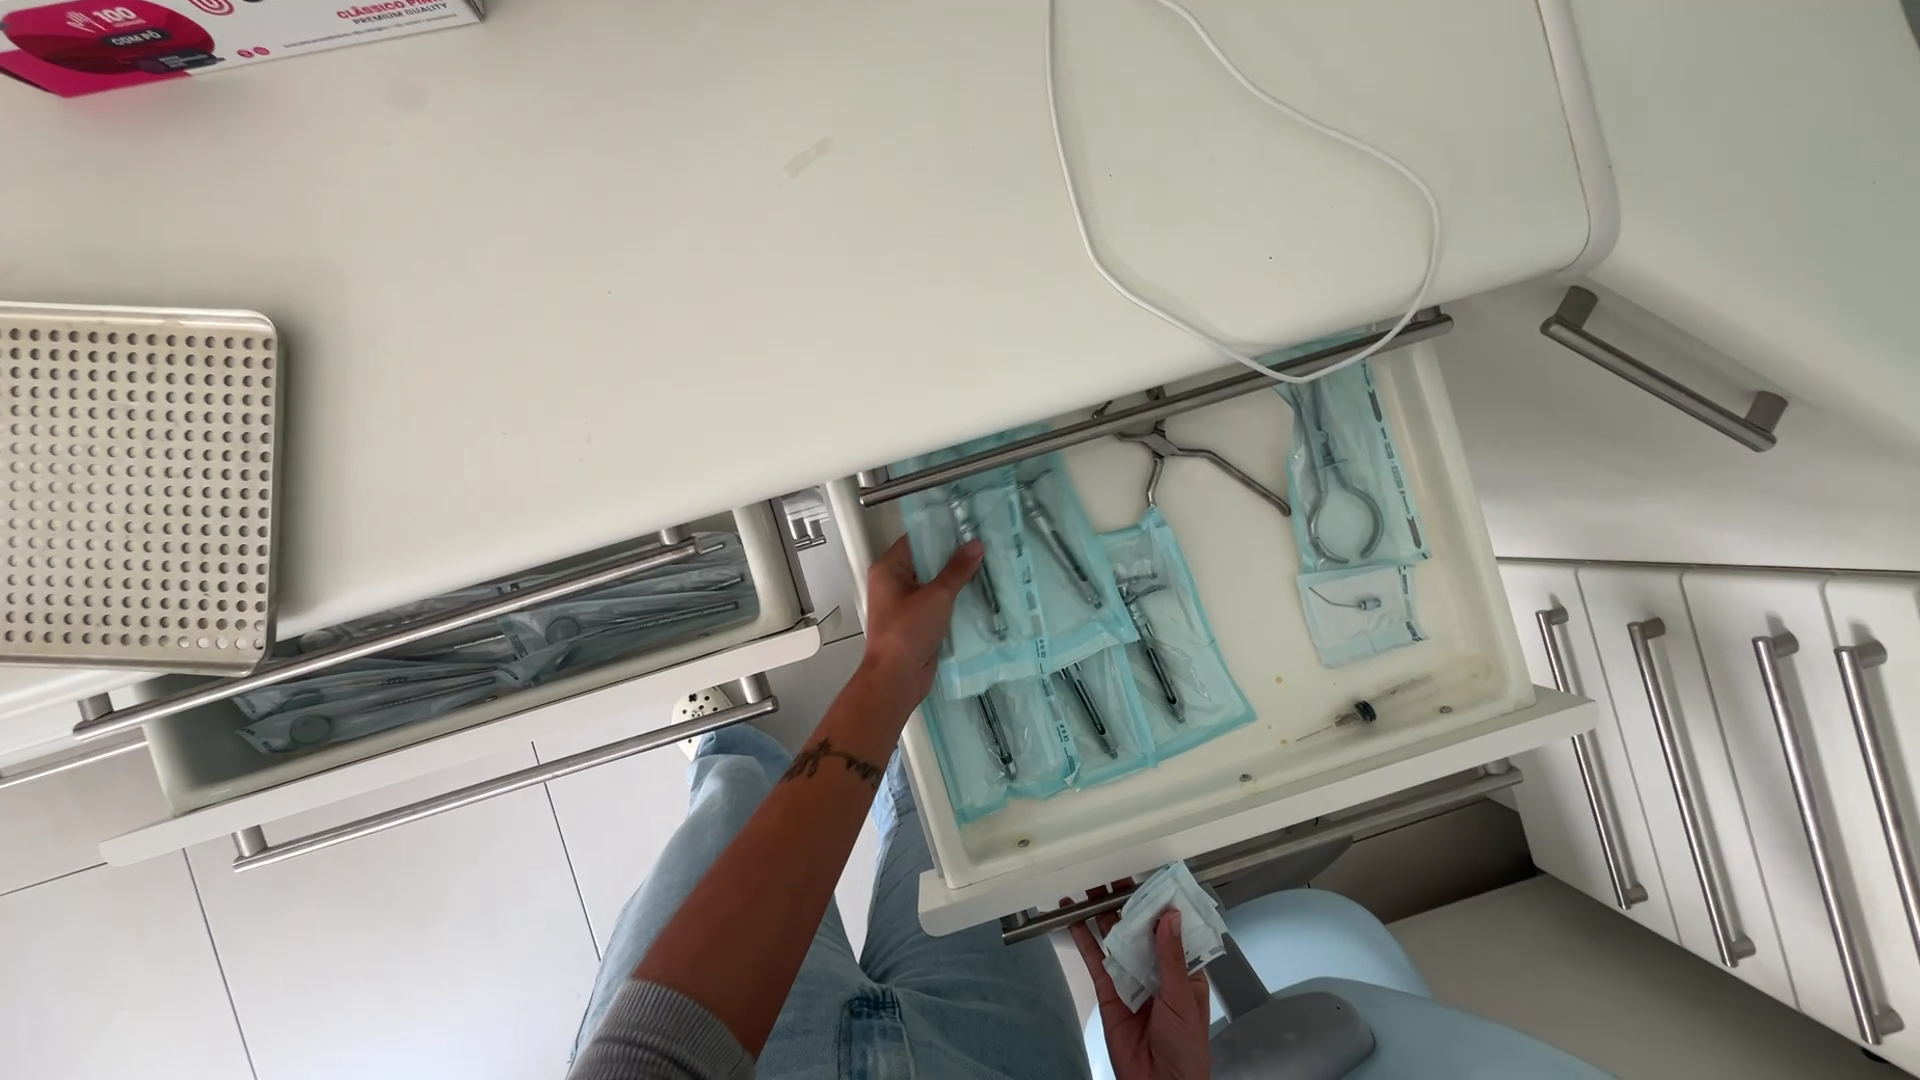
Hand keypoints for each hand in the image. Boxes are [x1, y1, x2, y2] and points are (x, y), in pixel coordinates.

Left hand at [858, 536, 981, 709]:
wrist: (897, 677)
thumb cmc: (908, 631)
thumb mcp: (937, 596)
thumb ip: (957, 570)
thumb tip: (975, 545)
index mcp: (888, 569)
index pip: (915, 540)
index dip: (941, 533)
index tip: (967, 527)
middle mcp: (893, 583)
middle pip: (925, 562)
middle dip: (952, 557)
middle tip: (983, 546)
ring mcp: (905, 604)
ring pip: (933, 584)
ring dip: (955, 580)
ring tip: (986, 566)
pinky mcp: (916, 622)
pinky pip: (937, 603)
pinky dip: (954, 600)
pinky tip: (978, 594)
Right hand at [1069, 884, 1211, 1079]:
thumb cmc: (1186, 1049)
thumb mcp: (1183, 999)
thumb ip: (1172, 957)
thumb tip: (1169, 916)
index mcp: (1183, 969)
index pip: (1172, 928)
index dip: (1161, 903)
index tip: (1152, 876)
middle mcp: (1155, 968)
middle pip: (1139, 927)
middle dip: (1127, 901)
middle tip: (1113, 873)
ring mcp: (1130, 976)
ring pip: (1114, 936)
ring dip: (1102, 912)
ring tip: (1090, 885)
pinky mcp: (1108, 989)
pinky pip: (1094, 957)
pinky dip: (1083, 936)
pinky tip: (1073, 916)